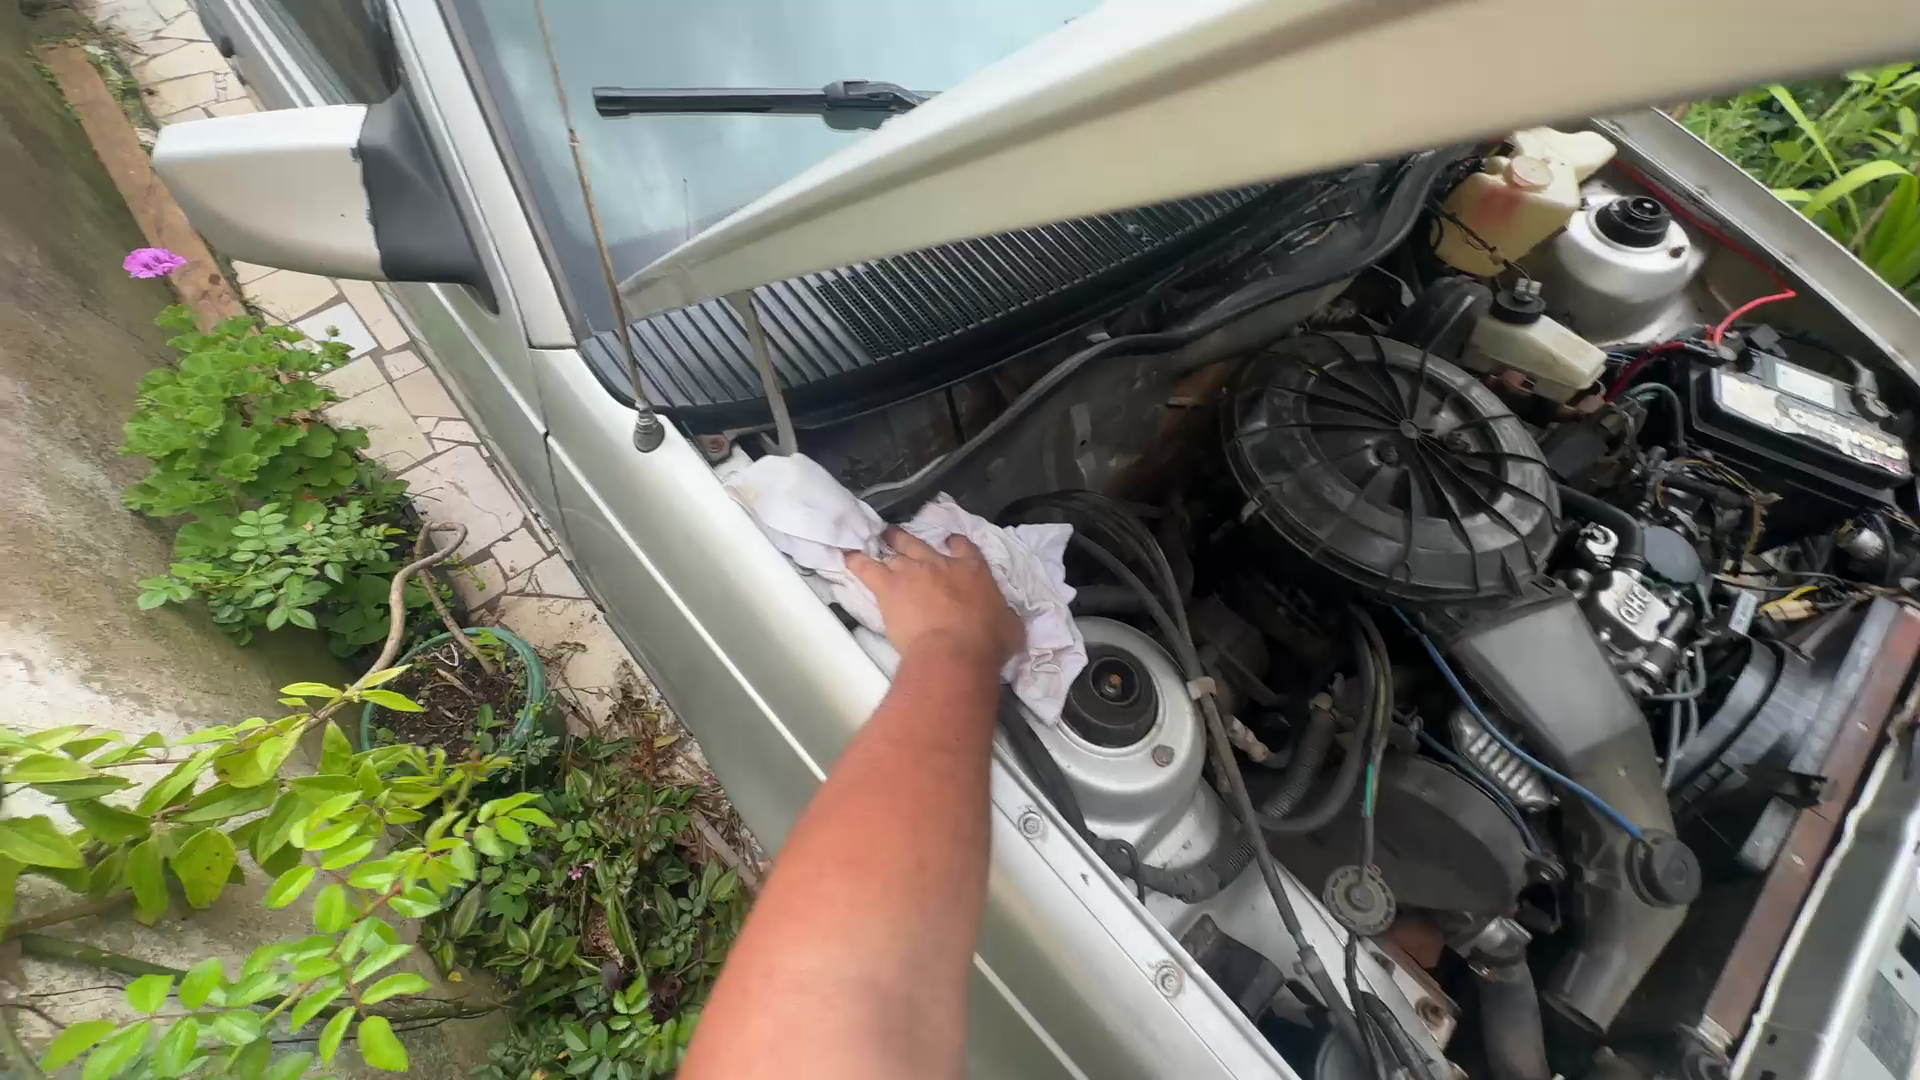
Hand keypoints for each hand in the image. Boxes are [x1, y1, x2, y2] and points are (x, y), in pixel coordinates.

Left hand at [848, 528, 1023, 667]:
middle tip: (895, 534)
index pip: (964, 548)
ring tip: (874, 545)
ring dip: (885, 551)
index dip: (956, 544)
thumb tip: (1007, 619)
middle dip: (907, 539)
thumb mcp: (1010, 628)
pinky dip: (856, 562)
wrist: (955, 651)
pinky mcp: (889, 587)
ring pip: (894, 555)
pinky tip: (847, 557)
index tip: (950, 542)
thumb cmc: (987, 643)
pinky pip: (867, 569)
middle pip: (919, 545)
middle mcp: (941, 565)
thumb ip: (1007, 618)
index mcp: (973, 571)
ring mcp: (913, 572)